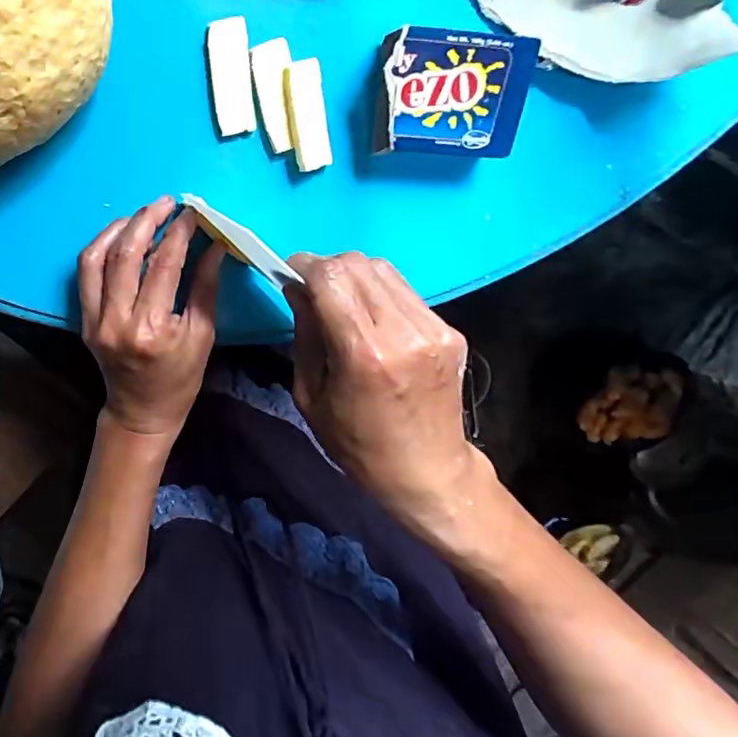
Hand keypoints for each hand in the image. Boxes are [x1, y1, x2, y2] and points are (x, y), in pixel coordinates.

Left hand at [77, 196, 224, 438]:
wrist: (139, 411)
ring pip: (97, 258)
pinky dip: (100, 247)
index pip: (164, 266)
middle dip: (147, 221)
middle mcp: (117, 320)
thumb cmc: (180, 378)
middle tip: (166, 203)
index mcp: (152, 329)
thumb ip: (205, 286)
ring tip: (142, 214)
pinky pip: (86, 273)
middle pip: (126, 255)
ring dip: (119, 228)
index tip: (192, 213)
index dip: (179, 233)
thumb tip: (214, 244)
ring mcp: (94, 319)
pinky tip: (119, 234)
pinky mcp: (82, 318)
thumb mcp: (202, 335)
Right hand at [284, 253, 485, 530]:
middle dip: (325, 267)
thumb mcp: (310, 393)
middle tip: (310, 287)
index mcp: (363, 353)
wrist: (428, 472)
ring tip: (339, 299)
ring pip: (382, 268)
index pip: (331, 277)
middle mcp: (403, 332)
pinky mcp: (450, 331)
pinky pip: (403, 290)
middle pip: (357, 264)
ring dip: (352, 274)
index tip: (288, 273)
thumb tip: (295, 288)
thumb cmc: (356, 442)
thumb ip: (304, 333)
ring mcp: (433, 329)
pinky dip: (377, 291)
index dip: (304, 265)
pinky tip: (368, 316)